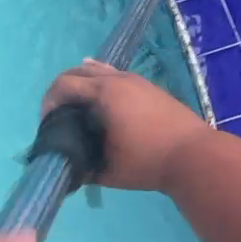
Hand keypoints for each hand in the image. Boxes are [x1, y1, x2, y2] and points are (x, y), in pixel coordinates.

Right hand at [41, 60, 211, 191]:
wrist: (194, 155)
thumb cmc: (148, 162)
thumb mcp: (108, 171)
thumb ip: (81, 168)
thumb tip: (66, 168)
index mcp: (104, 93)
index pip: (63, 85)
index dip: (48, 102)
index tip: (46, 124)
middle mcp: (118, 79)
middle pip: (77, 72)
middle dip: (62, 90)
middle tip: (57, 115)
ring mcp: (135, 80)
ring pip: (98, 70)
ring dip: (82, 83)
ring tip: (76, 107)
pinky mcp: (147, 86)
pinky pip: (115, 75)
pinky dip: (100, 82)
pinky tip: (100, 96)